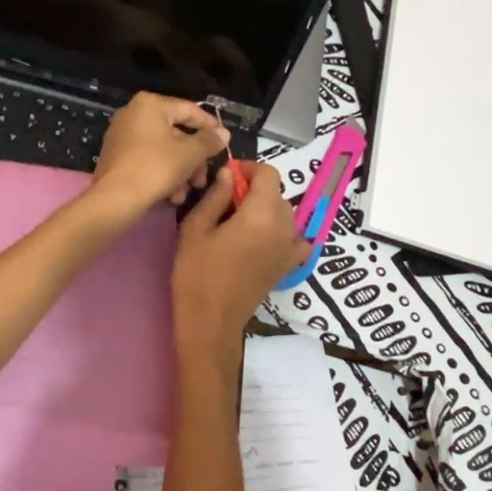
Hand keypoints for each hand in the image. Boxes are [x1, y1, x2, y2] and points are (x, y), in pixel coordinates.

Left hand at [90, 93, 229, 212]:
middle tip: (202, 178)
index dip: (210, 126)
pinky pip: (147, 159)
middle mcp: (132, 114)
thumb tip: (224, 133)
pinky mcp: (116, 156)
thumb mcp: (190, 154)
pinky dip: (162, 173)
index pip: (189, 110)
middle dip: (193, 159)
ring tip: (186, 193)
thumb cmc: (156, 168)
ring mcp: (121, 135)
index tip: (224, 142)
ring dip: (180, 171)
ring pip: (162, 150)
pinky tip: (171, 195)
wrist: (115, 198)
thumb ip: (209, 141)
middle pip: (175, 133)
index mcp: (150, 105)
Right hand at [171, 163, 311, 369]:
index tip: (228, 175)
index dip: (249, 168)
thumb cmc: (197, 273)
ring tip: (238, 223)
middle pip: (276, 193)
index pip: (268, 174)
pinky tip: (264, 240)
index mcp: (262, 213)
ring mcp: (290, 248)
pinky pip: (296, 239)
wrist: (211, 322)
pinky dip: (284, 233)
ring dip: (266, 209)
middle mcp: (284, 227)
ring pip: (285, 214)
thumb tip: (229, 174)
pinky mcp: (288, 266)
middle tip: (225, 202)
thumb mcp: (196, 228)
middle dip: (254, 190)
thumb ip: (216, 196)